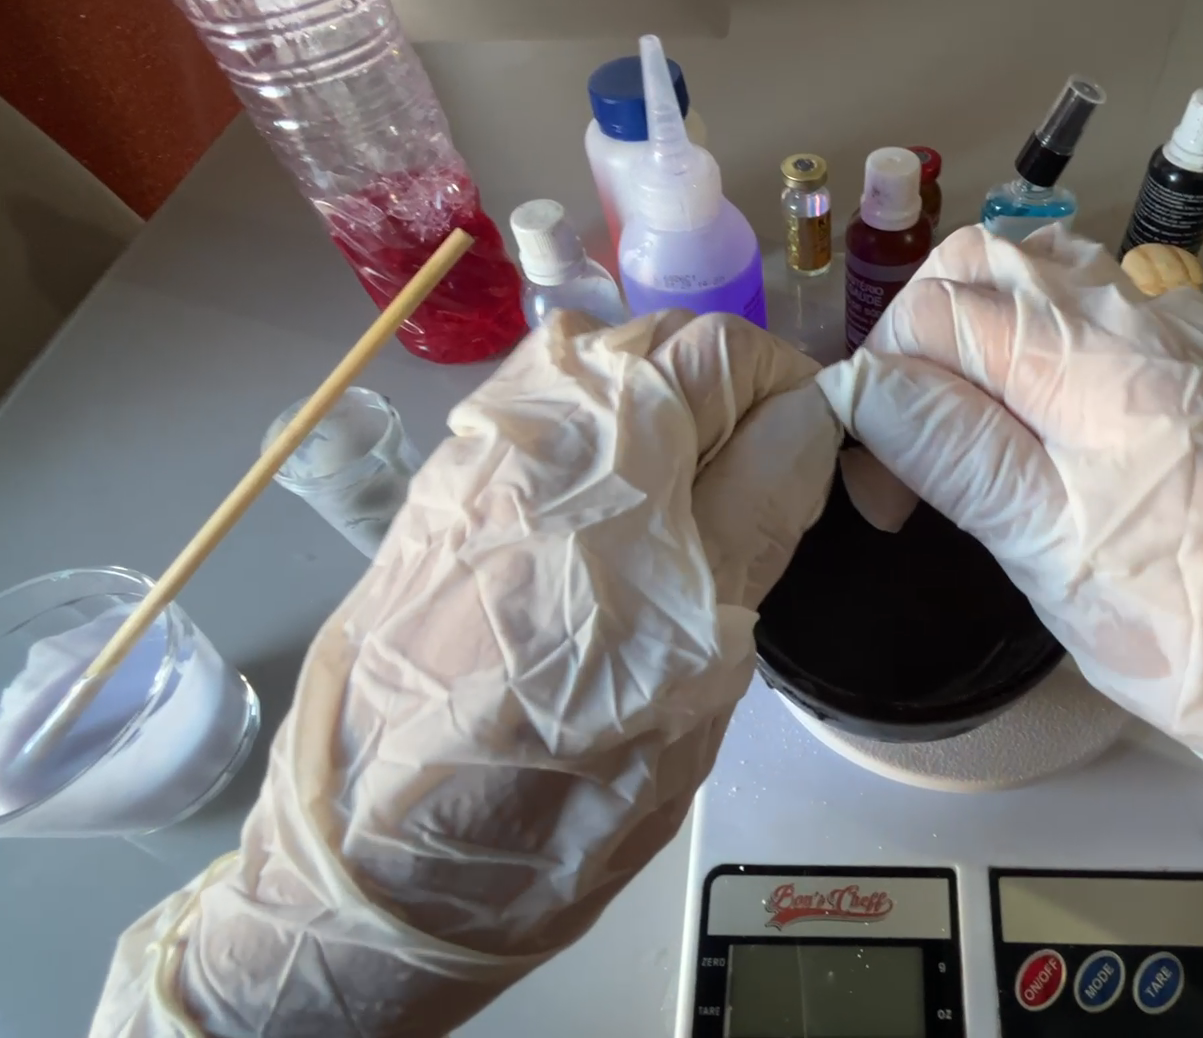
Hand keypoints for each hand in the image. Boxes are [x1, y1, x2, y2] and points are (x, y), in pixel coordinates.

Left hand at [92, 310, 839, 1035]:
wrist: (381, 860)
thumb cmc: (565, 771)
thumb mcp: (697, 646)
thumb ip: (761, 506)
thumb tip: (820, 411)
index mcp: (603, 453)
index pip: (726, 348)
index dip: (795, 388)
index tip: (821, 454)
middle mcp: (527, 415)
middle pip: (664, 342)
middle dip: (739, 396)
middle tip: (767, 485)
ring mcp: (479, 440)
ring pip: (610, 368)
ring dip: (678, 412)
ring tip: (699, 500)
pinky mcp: (450, 479)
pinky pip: (557, 408)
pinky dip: (617, 430)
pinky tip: (626, 503)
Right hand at [819, 225, 1202, 911]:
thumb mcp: (1076, 580)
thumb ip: (969, 466)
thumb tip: (870, 394)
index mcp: (1106, 390)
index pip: (934, 325)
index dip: (874, 394)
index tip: (878, 489)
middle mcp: (1144, 329)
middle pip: (977, 266)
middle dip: (910, 341)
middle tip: (909, 439)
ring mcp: (1184, 327)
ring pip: (1032, 267)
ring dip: (966, 325)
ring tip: (963, 419)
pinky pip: (1090, 291)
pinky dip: (1026, 322)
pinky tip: (1030, 396)